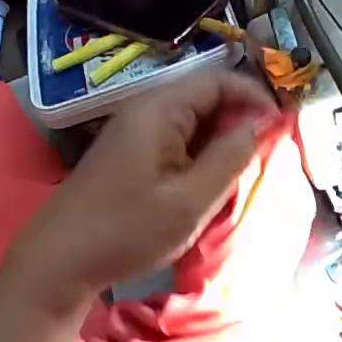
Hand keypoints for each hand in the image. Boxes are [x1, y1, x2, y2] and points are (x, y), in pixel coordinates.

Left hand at [1, 70, 276, 311]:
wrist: (58, 261)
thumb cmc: (126, 231)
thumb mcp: (190, 200)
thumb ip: (230, 158)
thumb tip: (260, 125)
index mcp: (160, 109)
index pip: (220, 80)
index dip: (256, 97)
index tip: (282, 127)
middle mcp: (147, 110)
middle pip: (207, 98)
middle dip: (242, 120)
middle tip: (268, 154)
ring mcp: (136, 132)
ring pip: (194, 122)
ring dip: (223, 141)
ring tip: (246, 172)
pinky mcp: (131, 154)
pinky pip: (178, 141)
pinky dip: (202, 156)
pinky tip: (212, 183)